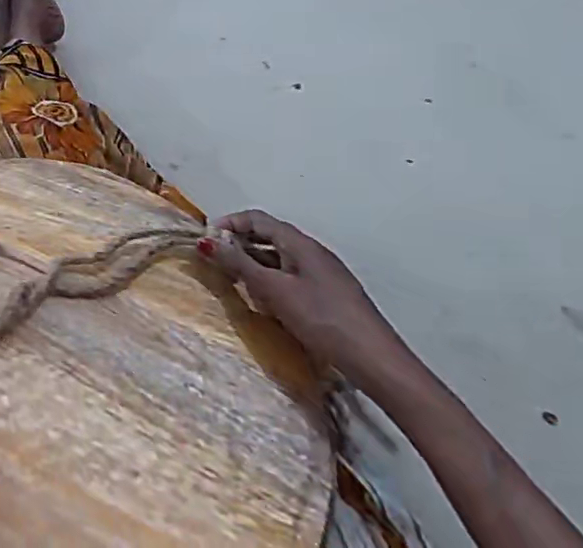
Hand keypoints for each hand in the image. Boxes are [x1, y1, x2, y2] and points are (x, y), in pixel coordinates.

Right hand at [199, 210, 417, 395]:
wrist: (377, 364)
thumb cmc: (322, 319)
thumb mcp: (272, 289)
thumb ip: (237, 263)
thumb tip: (205, 240)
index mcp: (302, 245)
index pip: (257, 219)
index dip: (228, 223)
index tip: (206, 240)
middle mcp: (314, 254)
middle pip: (268, 236)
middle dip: (239, 245)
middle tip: (217, 262)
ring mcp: (324, 275)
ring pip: (278, 258)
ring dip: (254, 264)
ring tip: (237, 283)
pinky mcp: (329, 295)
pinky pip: (290, 276)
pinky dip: (270, 280)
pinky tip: (266, 302)